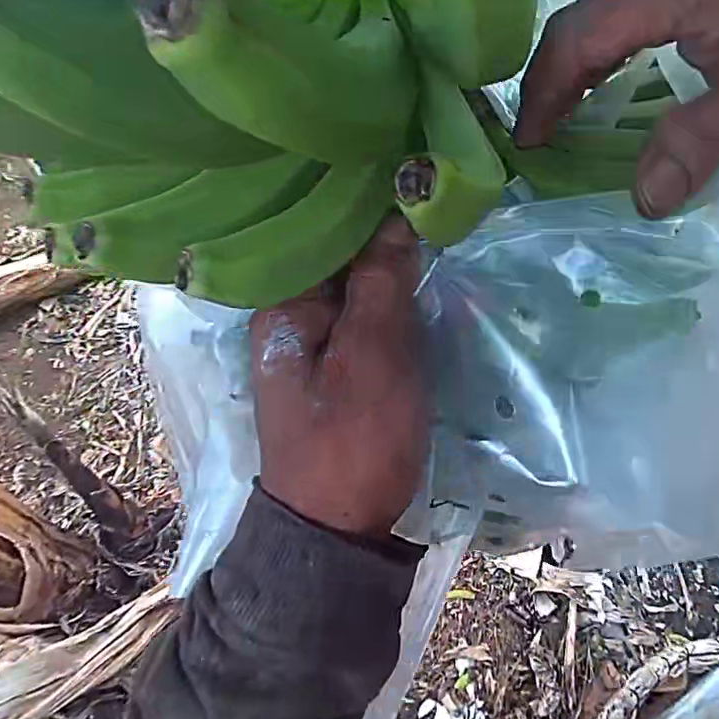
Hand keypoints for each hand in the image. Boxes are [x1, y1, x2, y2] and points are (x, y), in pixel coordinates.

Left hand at [251, 217, 427, 537]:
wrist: (337, 531)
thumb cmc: (353, 439)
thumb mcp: (373, 355)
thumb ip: (382, 282)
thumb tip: (397, 216)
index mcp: (284, 306)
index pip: (324, 232)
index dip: (369, 208)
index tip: (416, 187)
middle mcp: (290, 317)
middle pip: (340, 260)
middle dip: (385, 238)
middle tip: (434, 210)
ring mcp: (313, 344)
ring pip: (355, 288)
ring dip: (392, 270)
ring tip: (434, 236)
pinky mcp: (336, 368)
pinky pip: (364, 319)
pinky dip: (391, 302)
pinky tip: (419, 288)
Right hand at [515, 0, 718, 217]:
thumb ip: (694, 145)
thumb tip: (641, 203)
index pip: (576, 39)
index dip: (543, 94)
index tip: (529, 143)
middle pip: (582, 23)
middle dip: (552, 82)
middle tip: (541, 136)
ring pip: (607, 19)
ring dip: (581, 69)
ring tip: (569, 119)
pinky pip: (637, 19)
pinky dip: (615, 59)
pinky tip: (622, 89)